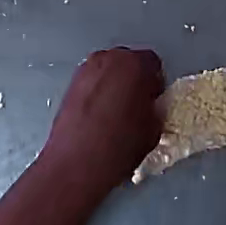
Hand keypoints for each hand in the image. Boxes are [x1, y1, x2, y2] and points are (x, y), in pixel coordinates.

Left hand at [38, 47, 164, 193]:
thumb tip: (151, 107)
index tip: (154, 98)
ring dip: (114, 84)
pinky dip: (96, 92)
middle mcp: (110, 60)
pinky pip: (91, 81)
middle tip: (137, 104)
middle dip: (134, 79)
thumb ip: (155, 109)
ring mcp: (87, 69)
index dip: (155, 82)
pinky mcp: (70, 84)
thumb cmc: (118, 146)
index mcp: (136, 65)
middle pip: (128, 62)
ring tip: (115, 112)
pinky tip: (98, 116)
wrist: (76, 164)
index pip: (152, 62)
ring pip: (108, 70)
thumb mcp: (153, 129)